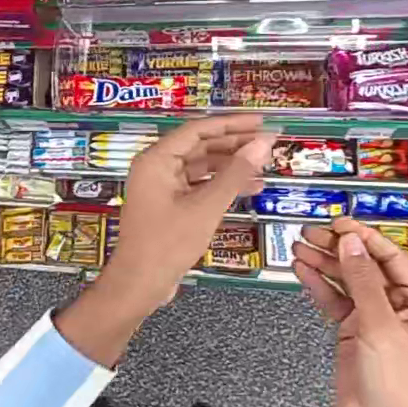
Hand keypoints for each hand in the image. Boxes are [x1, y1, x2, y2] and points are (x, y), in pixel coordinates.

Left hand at [56, 115, 275, 367]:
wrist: (139, 284)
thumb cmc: (167, 244)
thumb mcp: (206, 206)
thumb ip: (235, 173)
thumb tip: (262, 143)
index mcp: (156, 159)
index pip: (198, 129)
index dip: (232, 124)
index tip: (261, 122)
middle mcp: (156, 167)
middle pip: (200, 145)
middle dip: (234, 144)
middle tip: (268, 142)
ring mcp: (161, 186)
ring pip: (201, 166)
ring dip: (231, 166)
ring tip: (264, 166)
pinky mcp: (169, 204)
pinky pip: (198, 185)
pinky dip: (221, 185)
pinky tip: (249, 188)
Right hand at [293, 217, 407, 406]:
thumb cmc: (405, 396)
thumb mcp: (384, 329)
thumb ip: (364, 283)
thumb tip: (352, 246)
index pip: (392, 257)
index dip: (364, 237)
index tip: (339, 223)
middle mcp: (401, 309)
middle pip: (366, 266)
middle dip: (339, 247)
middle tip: (312, 233)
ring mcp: (376, 322)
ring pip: (347, 281)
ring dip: (325, 263)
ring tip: (300, 246)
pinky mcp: (354, 335)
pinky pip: (334, 301)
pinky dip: (318, 284)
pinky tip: (304, 270)